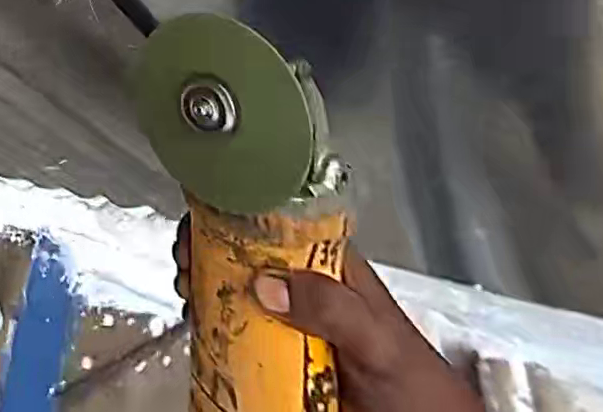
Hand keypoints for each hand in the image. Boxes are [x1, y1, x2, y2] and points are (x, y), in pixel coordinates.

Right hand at [174, 215, 481, 411]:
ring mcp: (281, 312)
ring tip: (187, 294)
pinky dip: (204, 318)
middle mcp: (295, 279)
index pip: (264, 218)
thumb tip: (265, 284)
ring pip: (224, 281)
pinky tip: (196, 322)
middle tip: (185, 264)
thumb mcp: (379, 339)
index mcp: (321, 260)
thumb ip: (332, 306)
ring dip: (197, 282)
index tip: (197, 226)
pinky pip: (227, 322)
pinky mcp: (270, 345)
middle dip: (199, 248)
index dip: (223, 215)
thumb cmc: (417, 387)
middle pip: (233, 246)